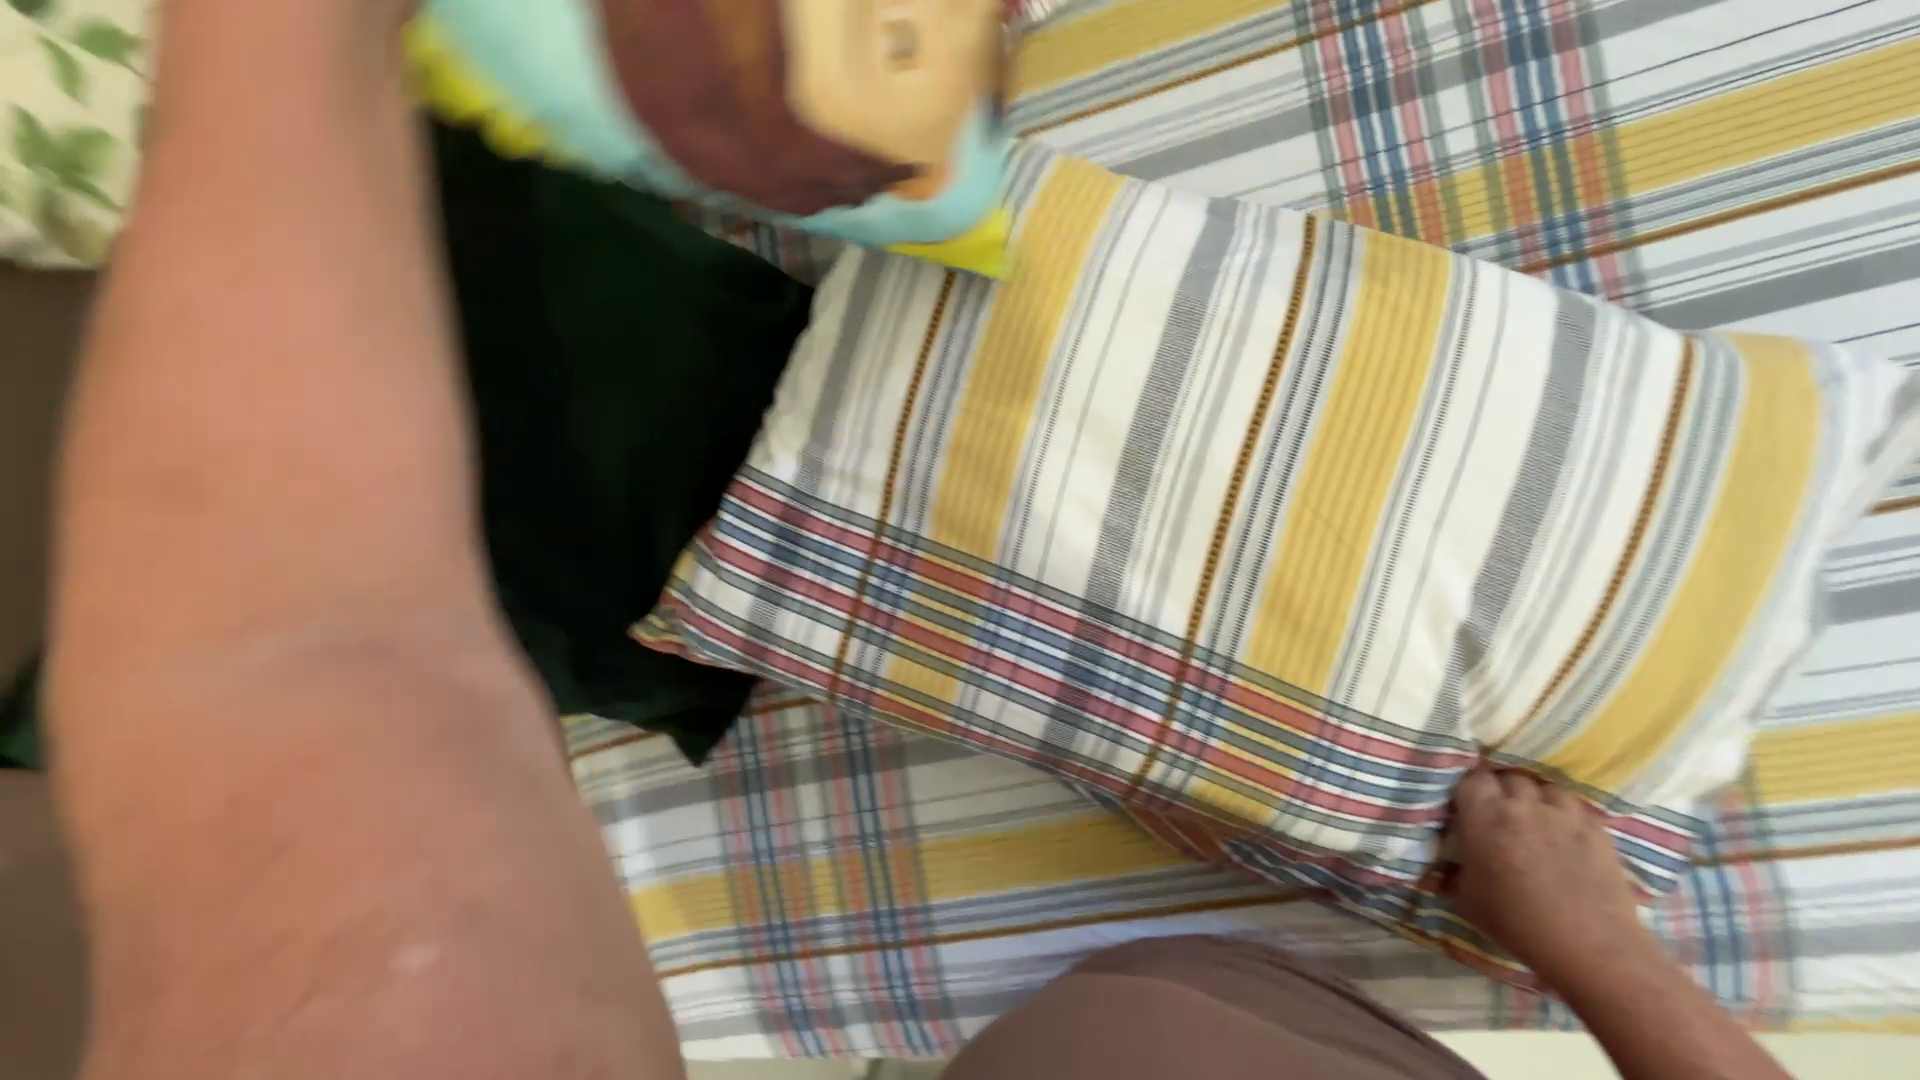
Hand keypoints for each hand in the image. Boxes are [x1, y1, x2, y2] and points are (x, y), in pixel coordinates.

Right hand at [1447, 766, 1652, 983]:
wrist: (1589, 947)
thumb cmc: (1517, 922)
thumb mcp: (1466, 899)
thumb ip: (1453, 871)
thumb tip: (1447, 865)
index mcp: (1485, 815)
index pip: (1473, 777)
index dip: (1470, 788)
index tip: (1468, 805)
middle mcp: (1524, 805)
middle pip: (1509, 776)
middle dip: (1502, 788)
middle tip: (1499, 810)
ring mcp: (1564, 814)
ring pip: (1544, 786)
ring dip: (1535, 796)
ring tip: (1534, 815)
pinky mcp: (1597, 829)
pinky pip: (1575, 805)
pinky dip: (1565, 811)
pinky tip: (1563, 830)